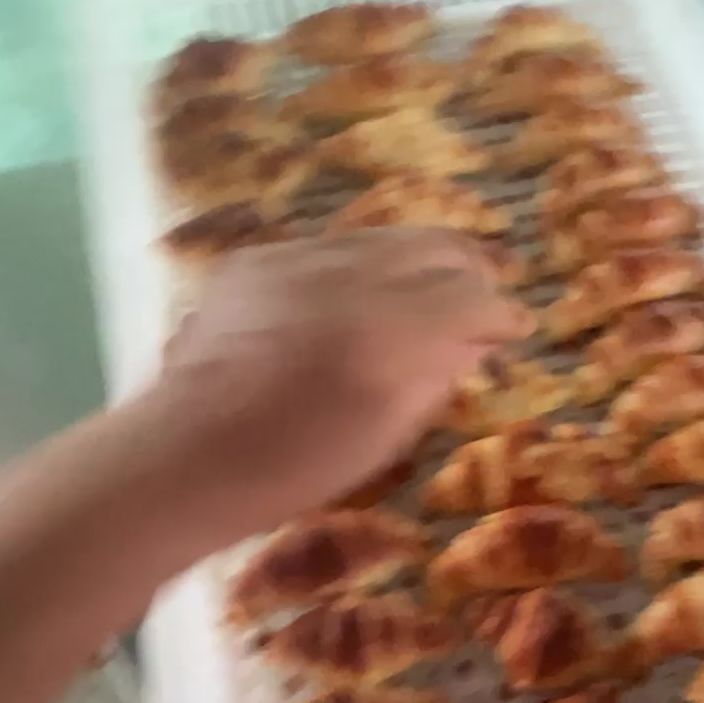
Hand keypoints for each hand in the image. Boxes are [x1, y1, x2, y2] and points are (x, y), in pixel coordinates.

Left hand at [110, 228, 532, 565]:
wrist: (184, 456)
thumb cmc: (297, 466)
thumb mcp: (387, 433)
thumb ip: (438, 375)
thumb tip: (476, 340)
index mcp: (385, 336)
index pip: (472, 299)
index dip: (504, 312)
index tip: (518, 325)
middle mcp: (347, 278)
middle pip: (439, 246)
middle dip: (474, 270)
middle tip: (487, 298)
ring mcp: (298, 258)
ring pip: (390, 236)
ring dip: (425, 262)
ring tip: (436, 291)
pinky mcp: (260, 257)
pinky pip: (338, 247)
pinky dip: (370, 268)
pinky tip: (366, 299)